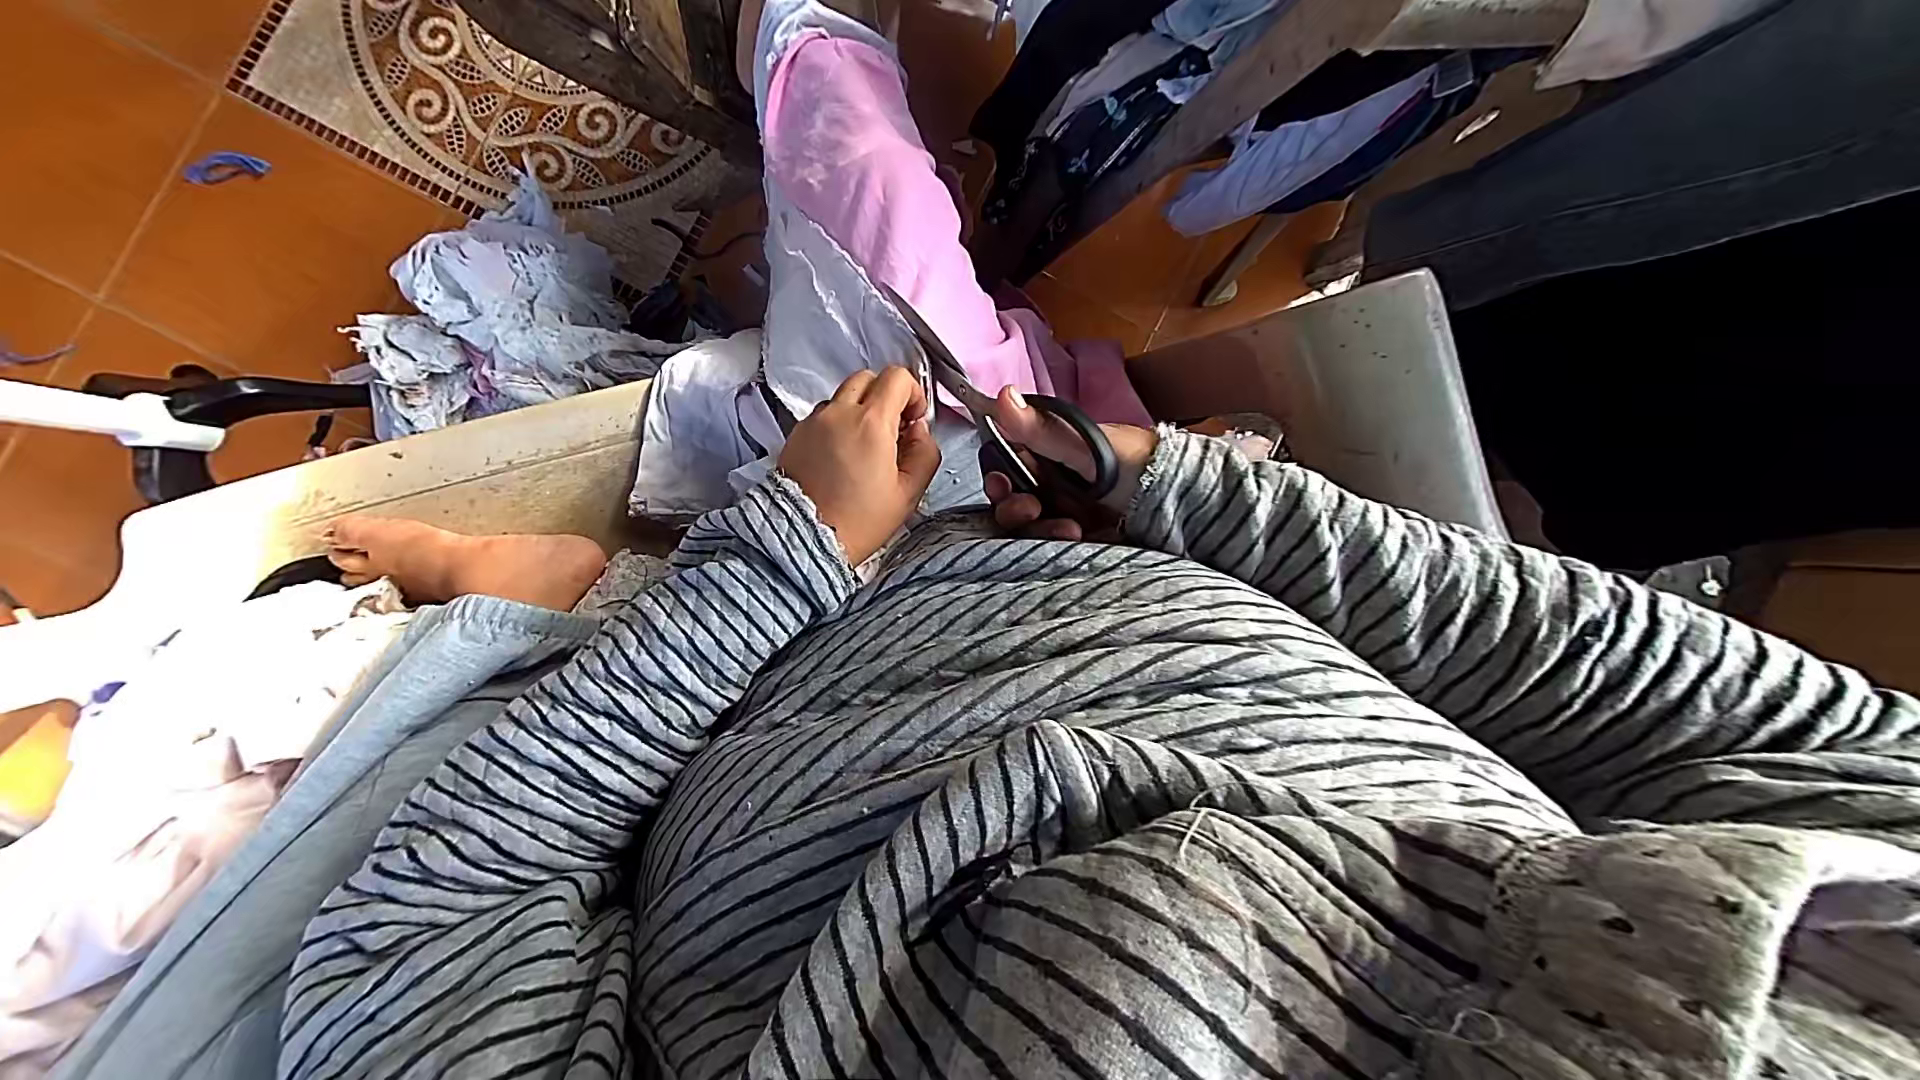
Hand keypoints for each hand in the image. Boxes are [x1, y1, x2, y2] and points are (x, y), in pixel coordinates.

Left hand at [780, 366, 942, 563]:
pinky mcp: (797, 435)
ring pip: (844, 395)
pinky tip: (844, 456)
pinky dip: (838, 424)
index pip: (897, 377)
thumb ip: (926, 452)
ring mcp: (814, 422)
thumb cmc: (857, 522)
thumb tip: (920, 432)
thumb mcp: (909, 492)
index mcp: (871, 423)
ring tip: (867, 446)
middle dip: (887, 396)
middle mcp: (839, 414)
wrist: (806, 540)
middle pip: (869, 378)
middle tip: (894, 429)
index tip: (914, 419)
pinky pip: (824, 415)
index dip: (914, 393)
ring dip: (861, 410)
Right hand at [984, 387, 1157, 539]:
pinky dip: (1058, 545)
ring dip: (1039, 530)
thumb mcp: (1083, 445)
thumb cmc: (1134, 460)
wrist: (1179, 495)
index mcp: (1046, 458)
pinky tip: (1079, 538)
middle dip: (1014, 510)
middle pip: (1011, 505)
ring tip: (1069, 529)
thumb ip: (1040, 428)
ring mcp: (1063, 514)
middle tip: (1031, 509)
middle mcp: (1050, 487)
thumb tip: (1002, 396)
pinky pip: (1052, 548)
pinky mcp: (1078, 539)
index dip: (997, 481)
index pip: (1005, 471)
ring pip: (1029, 530)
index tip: (1001, 484)